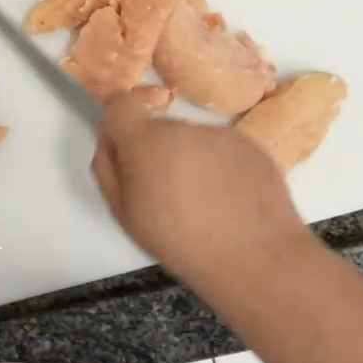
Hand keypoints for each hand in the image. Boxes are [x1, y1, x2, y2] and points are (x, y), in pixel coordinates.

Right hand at [92, 90, 314, 282]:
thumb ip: (107, 168)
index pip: (119, 105)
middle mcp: (184, 128)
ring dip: (185, 158)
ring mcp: (222, 134)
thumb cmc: (178, 240)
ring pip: (189, 139)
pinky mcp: (252, 145)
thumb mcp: (124, 212)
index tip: (122, 149)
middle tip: (162, 191)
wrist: (255, 256)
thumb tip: (108, 140)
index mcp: (146, 142)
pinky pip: (220, 148)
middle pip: (156, 127)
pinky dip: (216, 165)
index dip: (115, 122)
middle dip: (152, 150)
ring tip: (199, 199)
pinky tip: (225, 198)